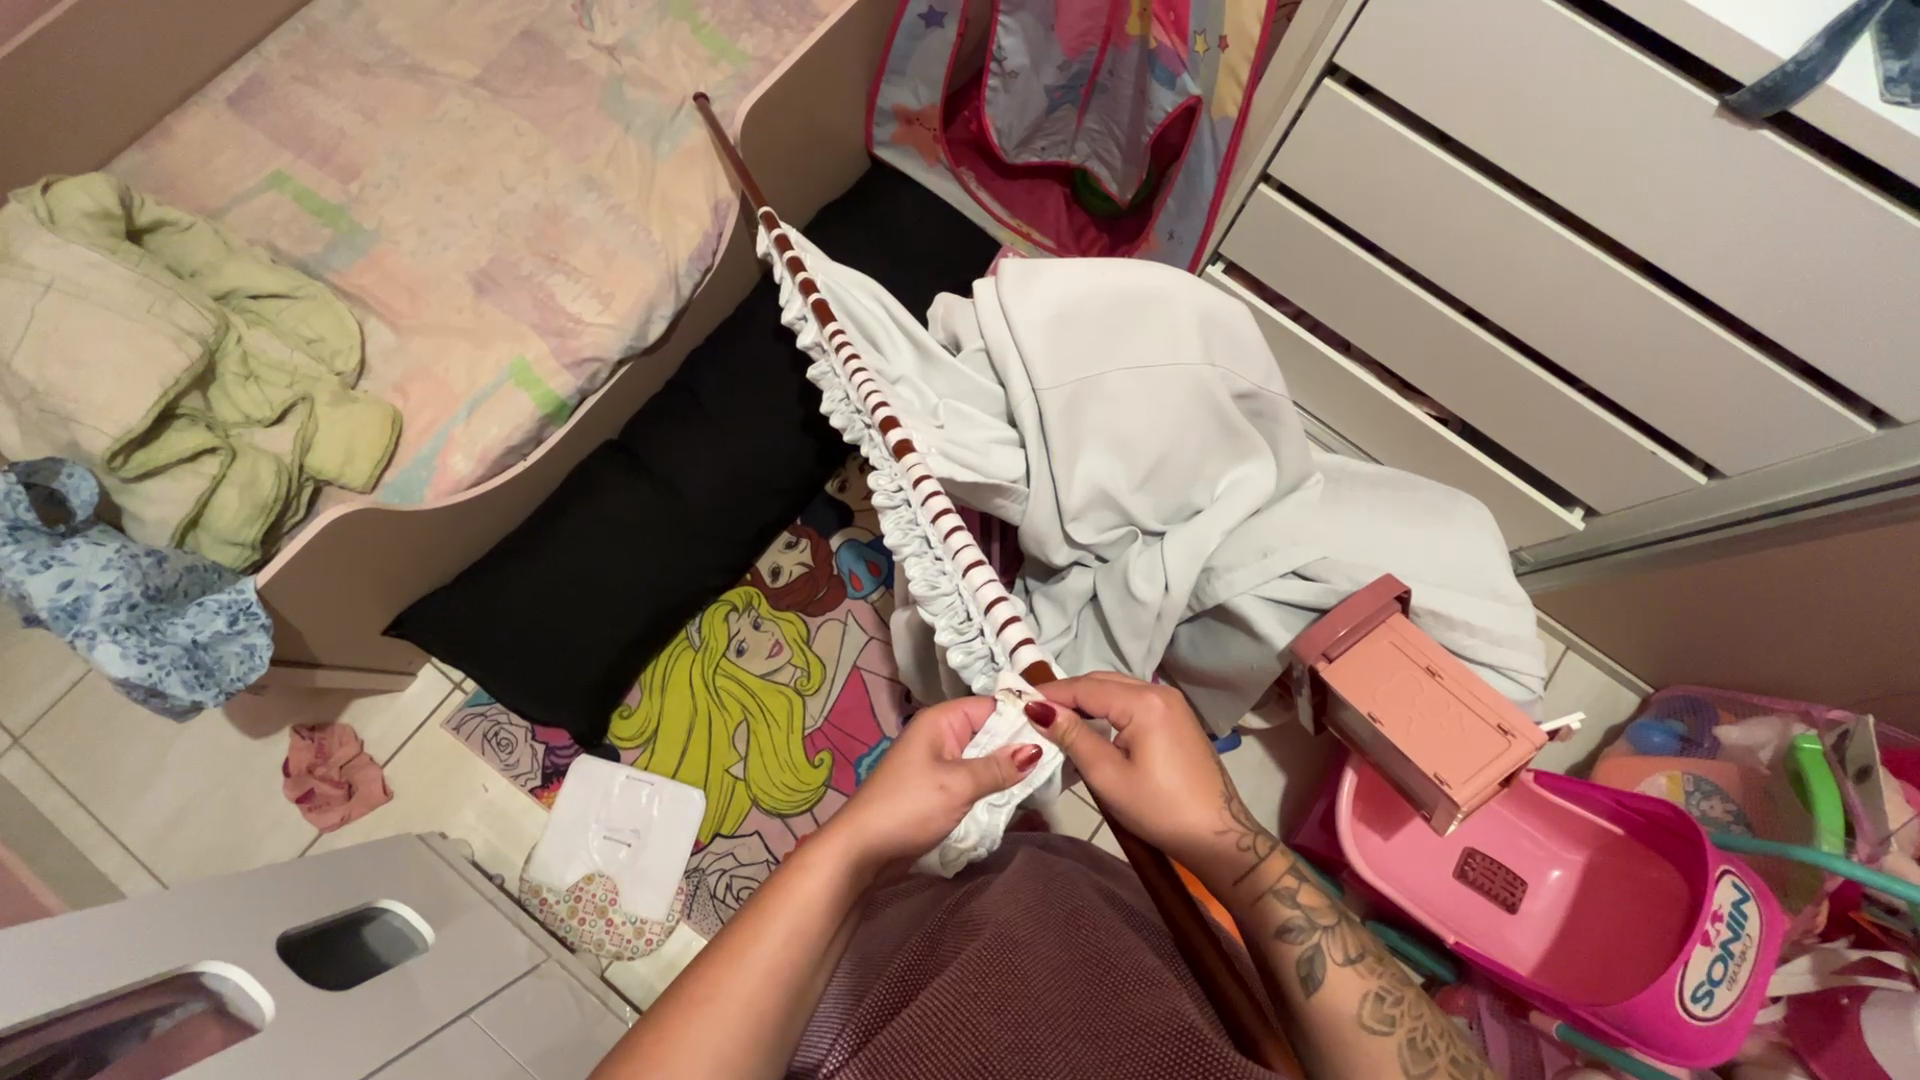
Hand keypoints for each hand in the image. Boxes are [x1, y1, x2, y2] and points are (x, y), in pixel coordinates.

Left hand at [815, 696, 1041, 874]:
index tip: (1062, 726)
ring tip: (1053, 775)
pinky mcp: (942, 789)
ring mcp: (942, 762)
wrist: (862, 851)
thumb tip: (1037, 748)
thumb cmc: (908, 808)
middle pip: (992, 731)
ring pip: (986, 757)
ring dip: (1011, 768)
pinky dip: (996, 785)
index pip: (993, 705)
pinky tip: (1022, 795)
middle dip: (1022, 743)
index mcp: (942, 721)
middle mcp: (943, 735)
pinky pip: (976, 778)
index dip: (1025, 714)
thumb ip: (999, 767)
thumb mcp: (958, 785)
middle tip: (1065, 755)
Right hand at [1026, 673, 1281, 899]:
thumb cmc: (1159, 809)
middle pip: (1101, 682)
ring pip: (1116, 690)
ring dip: (1086, 702)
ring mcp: (1171, 703)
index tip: (1017, 702)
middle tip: (1034, 714)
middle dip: (1067, 695)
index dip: (1050, 694)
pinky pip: (1132, 702)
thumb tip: (1037, 708)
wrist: (1219, 837)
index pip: (1085, 687)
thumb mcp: (1108, 776)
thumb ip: (1072, 736)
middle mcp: (1159, 691)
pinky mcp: (1176, 718)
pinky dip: (1107, 710)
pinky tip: (1091, 729)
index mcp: (1143, 702)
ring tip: (1056, 722)